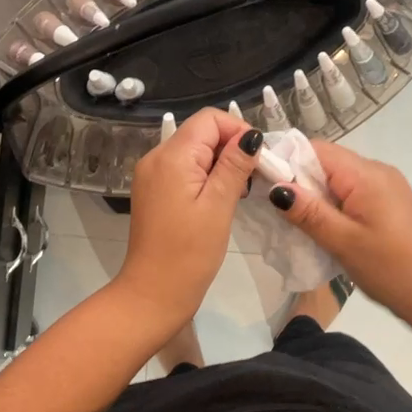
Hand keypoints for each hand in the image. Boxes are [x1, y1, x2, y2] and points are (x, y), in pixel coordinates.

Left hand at [112, 109, 260, 324]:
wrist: (153, 293)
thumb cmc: (189, 253)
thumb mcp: (218, 205)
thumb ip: (234, 165)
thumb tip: (251, 135)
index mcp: (171, 156)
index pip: (209, 119)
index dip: (238, 130)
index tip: (259, 158)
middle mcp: (156, 157)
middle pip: (200, 132)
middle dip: (231, 147)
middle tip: (254, 179)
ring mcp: (152, 175)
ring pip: (193, 151)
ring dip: (220, 163)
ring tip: (239, 192)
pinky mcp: (154, 191)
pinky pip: (183, 169)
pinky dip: (205, 176)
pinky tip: (219, 200)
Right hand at [268, 141, 411, 319]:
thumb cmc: (390, 269)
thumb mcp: (342, 241)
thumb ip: (307, 211)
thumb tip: (275, 185)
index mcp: (366, 174)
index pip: (315, 149)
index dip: (285, 160)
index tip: (260, 183)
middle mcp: (377, 171)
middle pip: (325, 161)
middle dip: (297, 179)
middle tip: (272, 207)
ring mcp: (385, 187)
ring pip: (336, 179)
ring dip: (313, 194)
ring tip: (293, 221)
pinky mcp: (388, 203)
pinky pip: (350, 192)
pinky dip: (331, 204)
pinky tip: (321, 227)